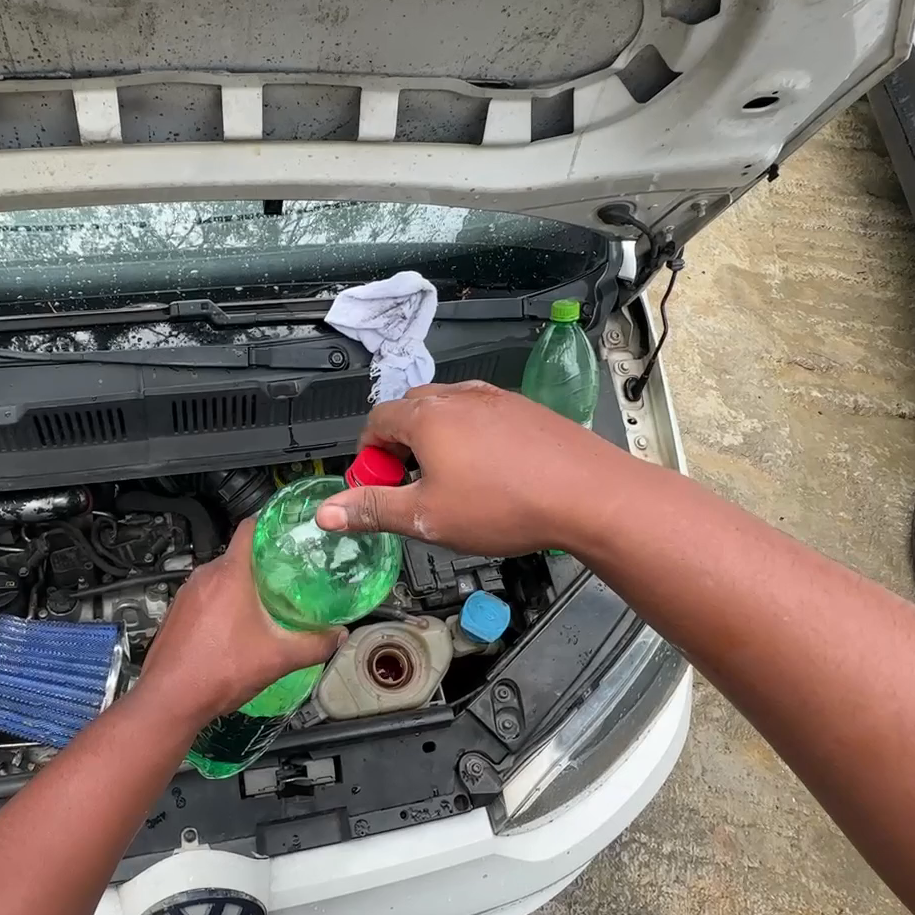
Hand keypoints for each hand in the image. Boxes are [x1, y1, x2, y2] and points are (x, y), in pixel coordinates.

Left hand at [135, 518, 344, 722]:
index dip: (272, 525)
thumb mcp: (278, 658)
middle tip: (289, 576)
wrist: (171, 700)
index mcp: (229, 574)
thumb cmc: (218, 672)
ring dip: (242, 586)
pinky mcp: (177, 613)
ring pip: (220, 577)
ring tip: (266, 603)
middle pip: (239, 554)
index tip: (291, 533)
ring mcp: (187, 594)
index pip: (250, 527)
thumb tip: (337, 635)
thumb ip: (314, 645)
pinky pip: (205, 597)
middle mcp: (204, 576)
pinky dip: (222, 603)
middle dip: (264, 564)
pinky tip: (236, 626)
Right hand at [315, 381, 625, 555]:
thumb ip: (372, 510)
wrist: (589, 494)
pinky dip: (469, 437)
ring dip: (434, 439)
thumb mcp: (428, 517)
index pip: (376, 420)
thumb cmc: (505, 505)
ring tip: (447, 480)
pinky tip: (488, 472)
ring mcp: (496, 398)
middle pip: (410, 409)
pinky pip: (482, 415)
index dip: (367, 454)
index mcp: (427, 417)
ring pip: (448, 410)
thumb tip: (326, 513)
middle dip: (398, 445)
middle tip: (408, 484)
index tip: (375, 484)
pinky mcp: (526, 409)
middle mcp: (459, 396)